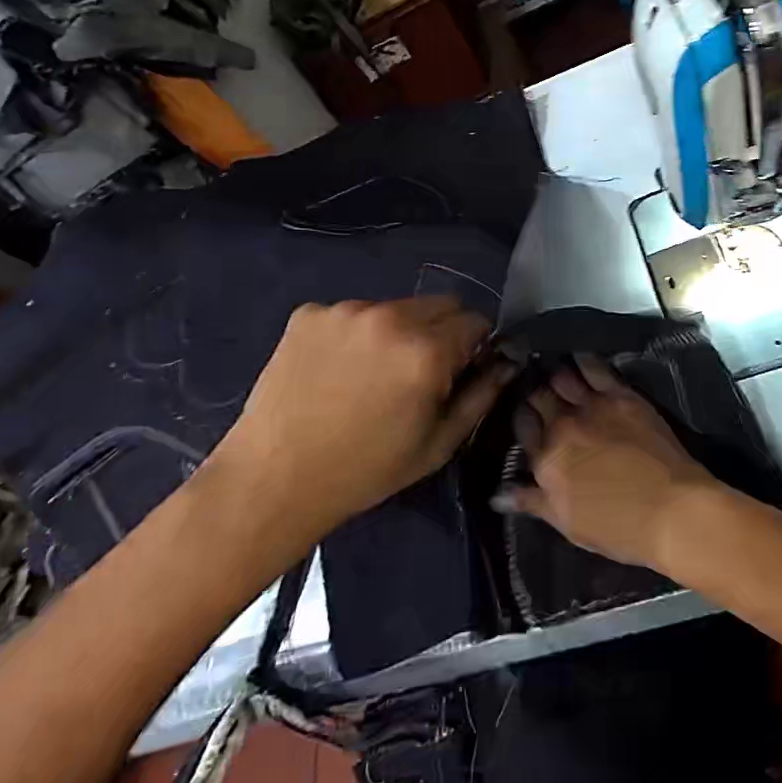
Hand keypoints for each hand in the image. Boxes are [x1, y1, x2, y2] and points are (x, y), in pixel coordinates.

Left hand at [202, 298, 515, 546]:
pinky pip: (354, 314)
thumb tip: (506, 364)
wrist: (275, 478)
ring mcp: (344, 311)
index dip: (478, 345)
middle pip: (440, 304)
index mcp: (426, 351)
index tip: (465, 368)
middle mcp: (389, 317)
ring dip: (400, 332)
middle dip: (444, 331)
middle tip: (423, 372)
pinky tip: (340, 370)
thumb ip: (481, 396)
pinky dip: (358, 335)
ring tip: (375, 374)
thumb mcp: (439, 443)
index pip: (476, 320)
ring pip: (396, 308)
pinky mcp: (308, 314)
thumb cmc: (368, 469)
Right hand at [505, 356, 732, 569]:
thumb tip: (498, 494)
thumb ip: (531, 502)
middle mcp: (562, 426)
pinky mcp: (623, 396)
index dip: (523, 420)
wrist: (672, 509)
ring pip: (562, 378)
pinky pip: (596, 369)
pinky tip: (580, 355)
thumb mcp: (566, 523)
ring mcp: (593, 407)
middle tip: (542, 395)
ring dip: (556, 375)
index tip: (528, 418)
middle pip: (539, 398)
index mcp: (544, 460)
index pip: (522, 427)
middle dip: (537, 395)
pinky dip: (585, 360)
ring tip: (555, 372)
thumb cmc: (618, 527)